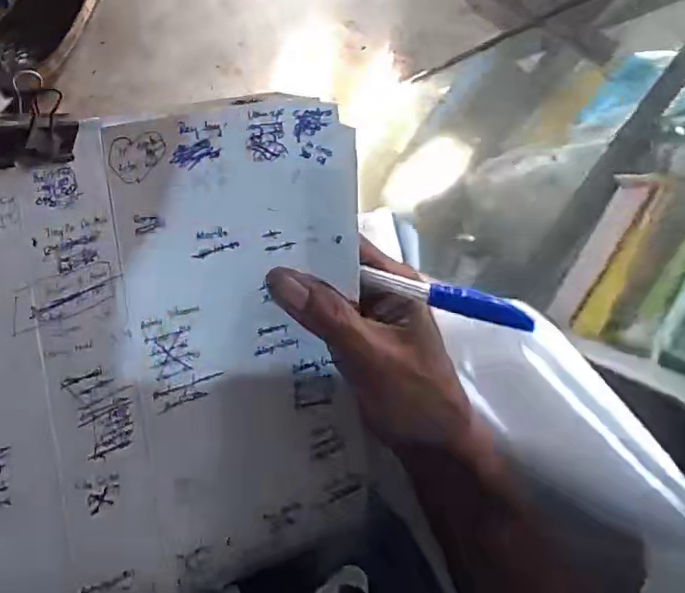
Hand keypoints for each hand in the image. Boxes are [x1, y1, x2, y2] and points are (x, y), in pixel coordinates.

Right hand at [266, 241, 481, 457]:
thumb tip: (277, 275)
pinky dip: (300, 313)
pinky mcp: (354, 337)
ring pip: (323, 291)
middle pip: (331, 265)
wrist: (437, 454)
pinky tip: (269, 312)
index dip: (310, 235)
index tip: (268, 231)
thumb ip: (326, 313)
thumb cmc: (415, 399)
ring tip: (248, 276)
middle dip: (295, 262)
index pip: (346, 244)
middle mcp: (379, 290)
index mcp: (394, 282)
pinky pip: (322, 315)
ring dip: (295, 288)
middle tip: (247, 253)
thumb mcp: (369, 354)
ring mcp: (366, 315)